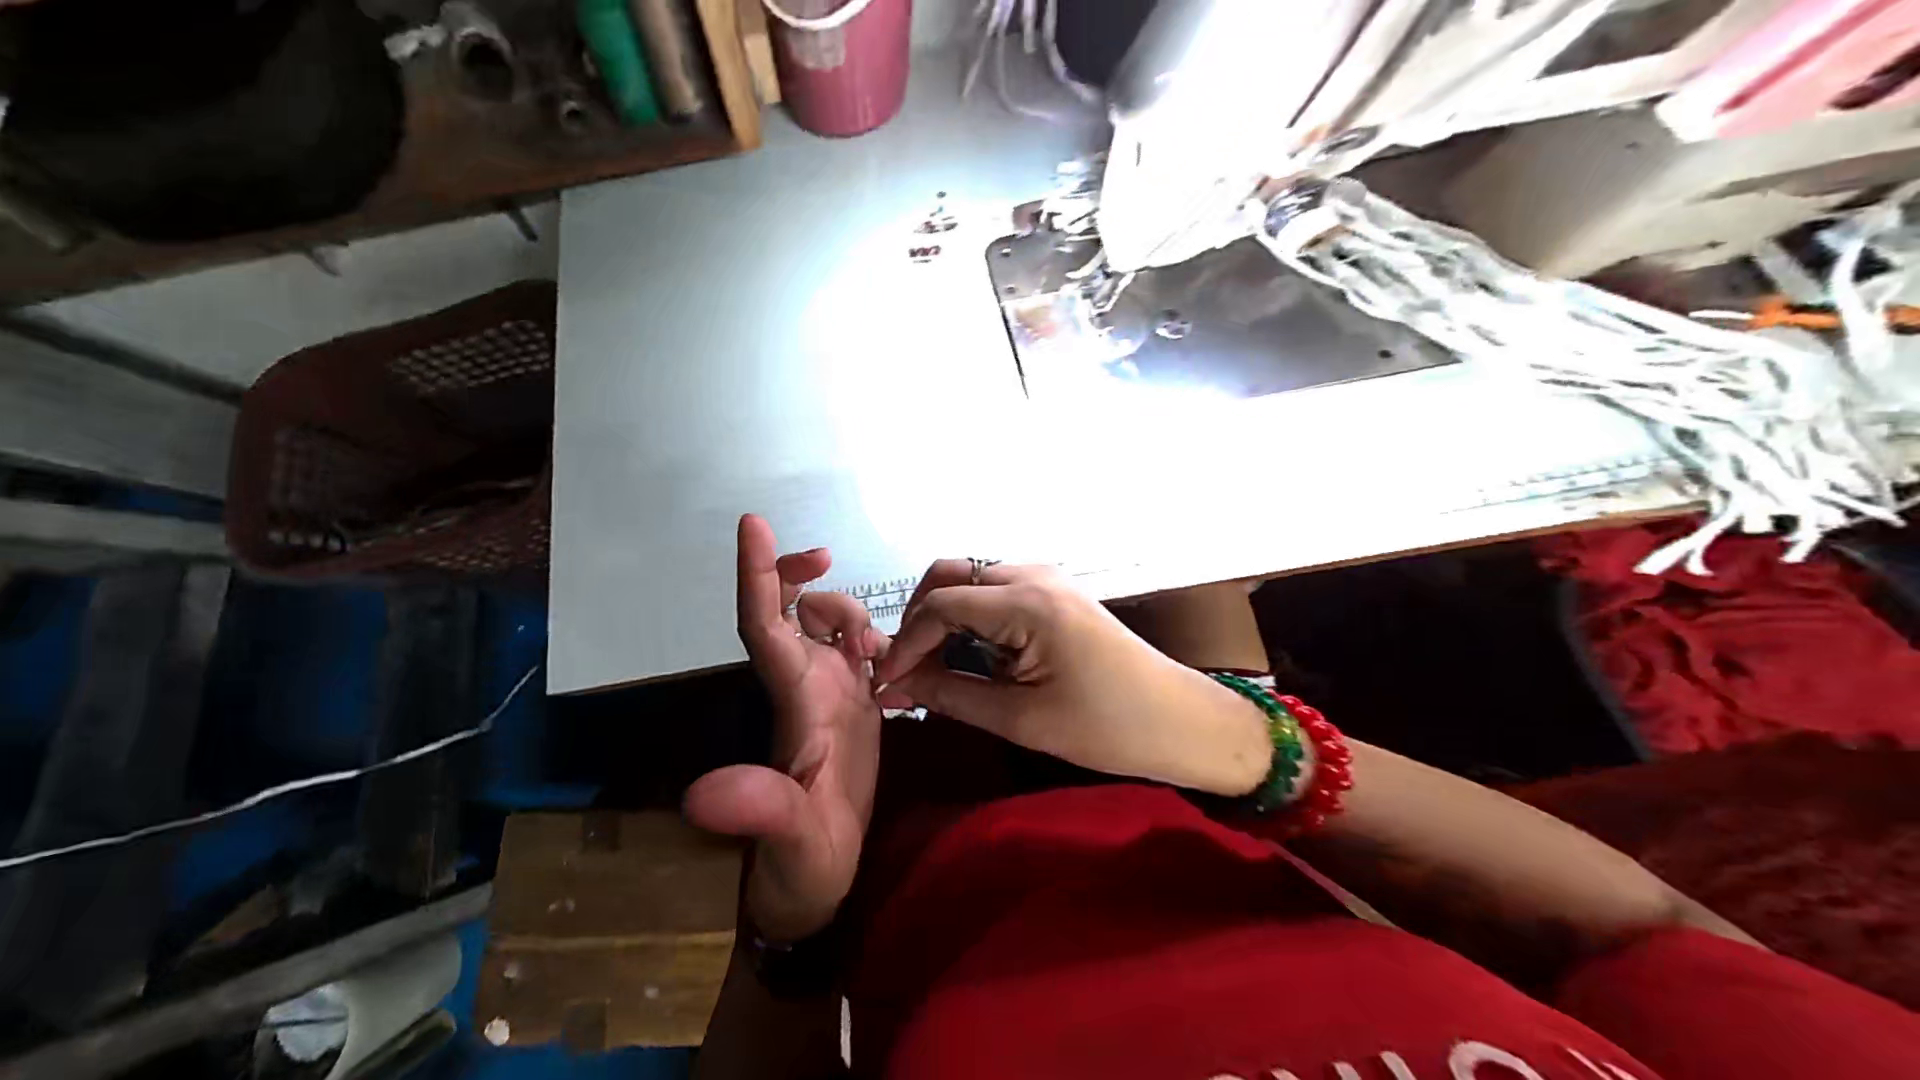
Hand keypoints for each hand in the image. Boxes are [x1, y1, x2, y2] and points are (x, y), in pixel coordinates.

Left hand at [683, 515, 886, 941]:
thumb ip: (759, 813)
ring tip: (878, 652)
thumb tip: (703, 795)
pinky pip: (858, 644)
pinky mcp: (853, 699)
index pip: (762, 626)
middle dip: (796, 572)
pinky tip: (890, 662)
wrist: (824, 869)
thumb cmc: (800, 859)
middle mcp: (803, 683)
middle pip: (787, 608)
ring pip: (826, 620)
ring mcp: (828, 690)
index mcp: (791, 699)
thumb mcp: (787, 840)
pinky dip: (874, 635)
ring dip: (849, 613)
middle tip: (827, 557)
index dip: (755, 575)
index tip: (753, 523)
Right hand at [872, 561, 1271, 796]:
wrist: (1178, 721)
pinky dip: (970, 616)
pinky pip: (995, 590)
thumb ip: (949, 694)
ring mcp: (1047, 578)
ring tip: (933, 666)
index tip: (888, 682)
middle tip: (908, 668)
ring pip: (970, 579)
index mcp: (1027, 602)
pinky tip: (969, 654)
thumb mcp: (1019, 718)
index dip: (906, 642)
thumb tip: (894, 686)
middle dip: (919, 618)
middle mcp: (1033, 575)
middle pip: (950, 576)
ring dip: (943, 615)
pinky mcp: (1055, 591)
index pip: (940, 604)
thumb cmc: (1105, 727)